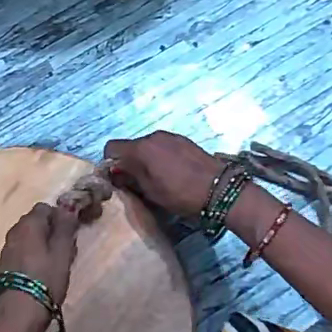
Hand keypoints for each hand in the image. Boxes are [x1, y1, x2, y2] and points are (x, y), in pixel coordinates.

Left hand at [0, 202, 81, 307]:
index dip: (60, 216)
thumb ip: (65, 227)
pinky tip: (43, 270)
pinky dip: (34, 254)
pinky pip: (23, 249)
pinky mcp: (5, 262)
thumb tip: (67, 207)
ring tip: (57, 262)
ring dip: (43, 242)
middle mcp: (14, 230)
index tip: (72, 232)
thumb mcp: (62, 251)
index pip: (45, 208)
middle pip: (36, 221)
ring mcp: (7, 246)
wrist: (20, 310)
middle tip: (68, 249)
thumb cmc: (46, 278)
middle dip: (52, 230)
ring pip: (29, 236)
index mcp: (28, 223)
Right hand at [103, 131, 225, 217]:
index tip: (118, 178)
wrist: (222, 190)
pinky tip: (174, 172)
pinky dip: (162, 157)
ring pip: (148, 146)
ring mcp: (170, 136)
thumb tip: (115, 173)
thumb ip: (129, 179)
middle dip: (130, 162)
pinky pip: (164, 146)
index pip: (111, 147)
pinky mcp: (185, 140)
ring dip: (147, 159)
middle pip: (131, 146)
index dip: (110, 162)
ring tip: (160, 178)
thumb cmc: (181, 194)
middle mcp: (153, 136)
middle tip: (138, 182)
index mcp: (141, 148)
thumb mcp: (150, 192)